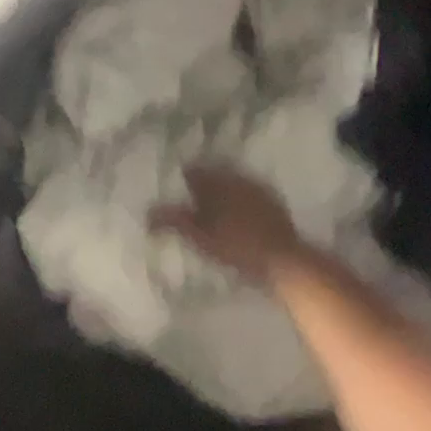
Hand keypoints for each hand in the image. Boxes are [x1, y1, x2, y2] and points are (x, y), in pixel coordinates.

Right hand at [149, 165, 303, 281]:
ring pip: (233, 185)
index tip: (175, 192)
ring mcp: (260, 189)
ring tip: (212, 213)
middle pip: (215, 175)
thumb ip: (173, 222)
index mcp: (219, 180)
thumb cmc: (237, 248)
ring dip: (222, 194)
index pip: (193, 170)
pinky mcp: (274, 204)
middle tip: (190, 203)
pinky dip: (240, 204)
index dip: (182, 180)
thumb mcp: (199, 237)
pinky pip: (250, 197)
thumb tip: (147, 212)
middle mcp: (239, 177)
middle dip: (203, 186)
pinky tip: (236, 220)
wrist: (283, 260)